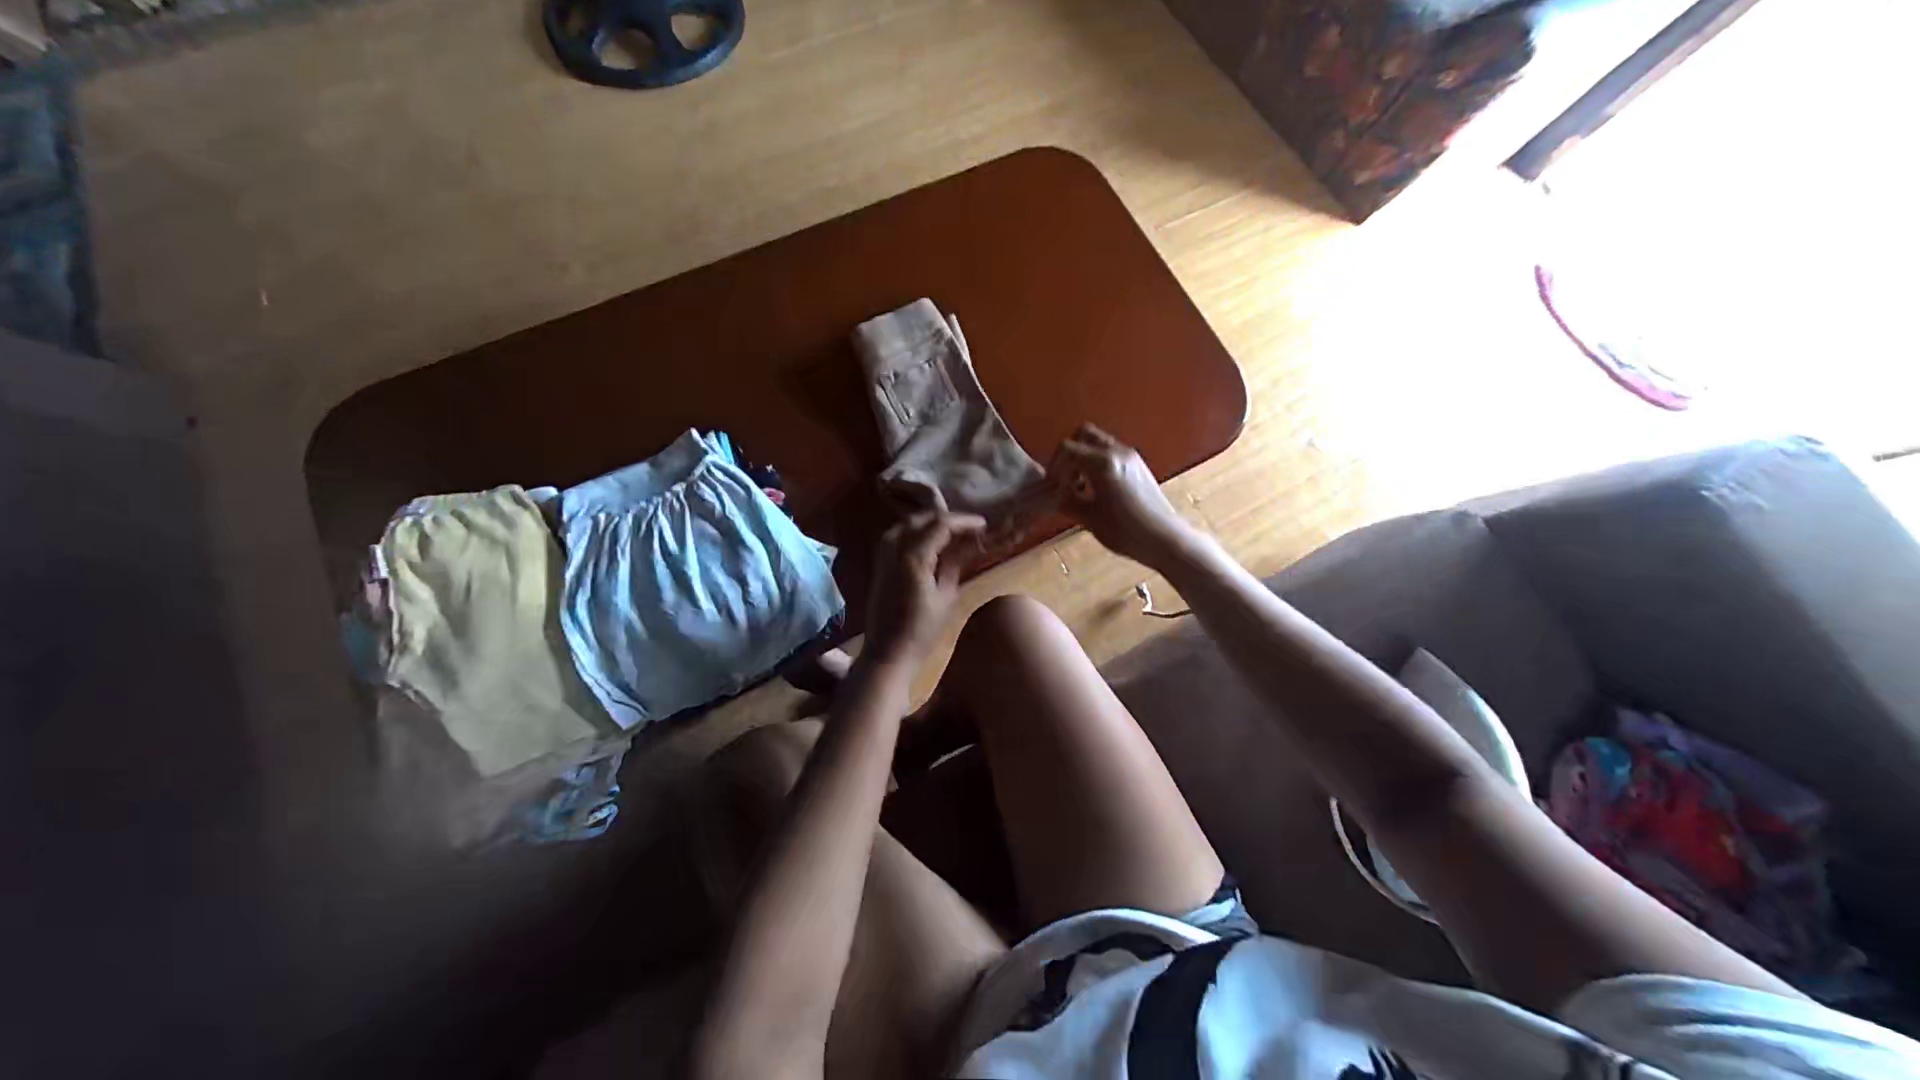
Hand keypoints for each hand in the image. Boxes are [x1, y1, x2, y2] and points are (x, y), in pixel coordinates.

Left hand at [864, 511, 986, 666]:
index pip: (940, 525)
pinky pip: (896, 536)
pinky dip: (913, 532)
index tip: (982, 524)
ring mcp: (883, 557)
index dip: (963, 521)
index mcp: (914, 558)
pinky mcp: (879, 566)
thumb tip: (965, 546)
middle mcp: (894, 550)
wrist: (887, 653)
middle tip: (968, 527)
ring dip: (928, 522)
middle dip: (945, 519)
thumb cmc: (921, 631)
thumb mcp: (945, 598)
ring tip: (950, 531)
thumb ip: (953, 565)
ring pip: (905, 525)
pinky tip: (928, 541)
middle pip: (920, 519)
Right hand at [1051, 423, 1198, 568]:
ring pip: (1099, 443)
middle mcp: (1117, 452)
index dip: (1055, 466)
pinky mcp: (1138, 466)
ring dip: (1084, 458)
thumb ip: (1067, 501)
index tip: (1053, 487)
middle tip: (1066, 479)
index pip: (1068, 448)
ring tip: (1081, 487)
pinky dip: (1098, 464)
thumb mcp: (1089, 518)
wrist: (1164, 539)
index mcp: (1103, 463)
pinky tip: (1098, 490)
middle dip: (1069, 454)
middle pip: (1084, 434)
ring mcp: (1130, 457)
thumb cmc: (1125, 532)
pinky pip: (1112, 453)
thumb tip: (1053, 495)